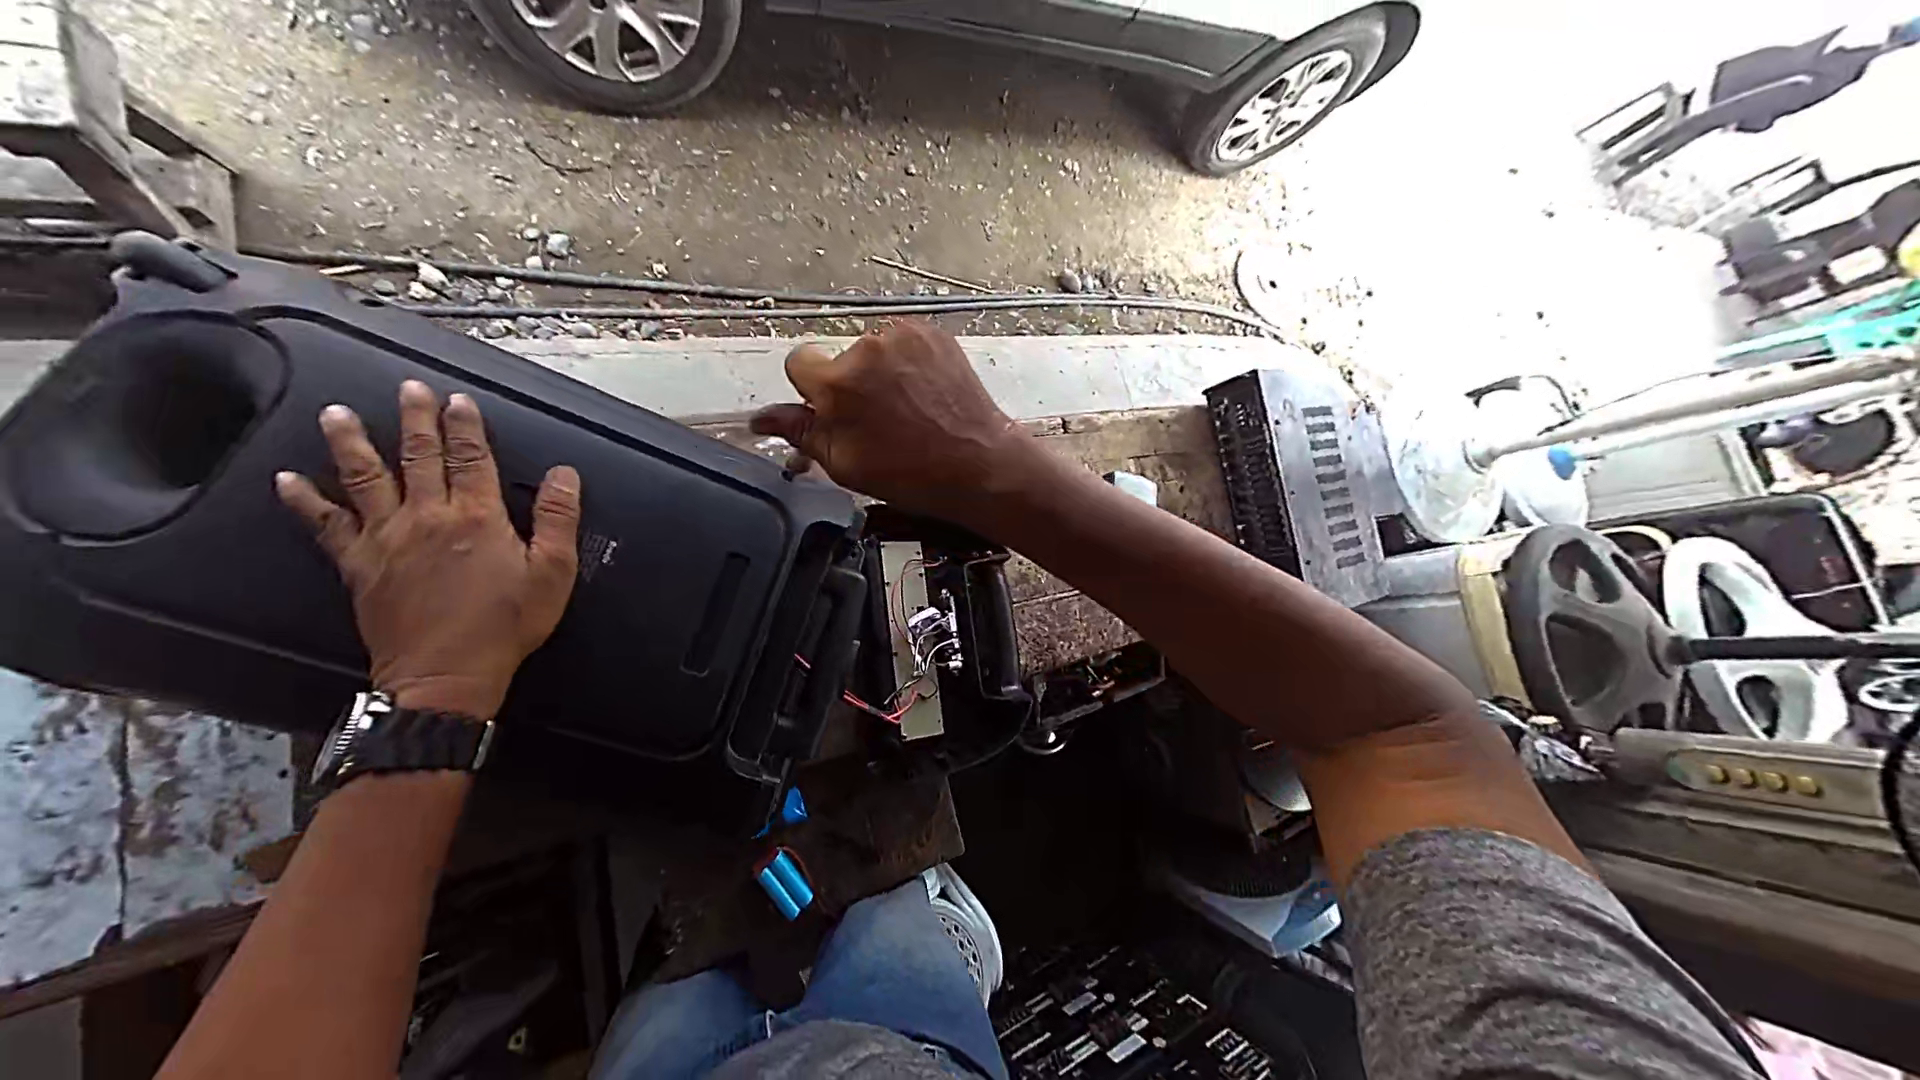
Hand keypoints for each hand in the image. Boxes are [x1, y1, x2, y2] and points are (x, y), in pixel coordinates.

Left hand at [275, 380, 581, 719]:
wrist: (447, 674)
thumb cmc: (507, 624)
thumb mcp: (553, 572)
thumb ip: (559, 519)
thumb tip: (565, 475)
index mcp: (478, 518)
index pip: (472, 459)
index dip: (466, 426)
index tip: (458, 400)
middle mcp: (428, 518)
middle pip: (419, 457)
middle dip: (415, 419)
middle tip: (408, 388)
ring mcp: (387, 539)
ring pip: (365, 479)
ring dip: (351, 443)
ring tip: (336, 413)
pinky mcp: (359, 565)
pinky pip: (325, 526)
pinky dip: (305, 501)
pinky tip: (289, 480)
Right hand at [749, 321, 1043, 519]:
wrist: (978, 464)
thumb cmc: (913, 474)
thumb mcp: (845, 464)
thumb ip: (801, 432)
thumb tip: (763, 418)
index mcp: (837, 383)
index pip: (799, 362)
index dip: (812, 389)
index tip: (832, 408)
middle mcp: (867, 349)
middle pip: (839, 358)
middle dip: (849, 383)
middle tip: (877, 419)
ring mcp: (903, 337)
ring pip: (872, 350)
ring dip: (880, 372)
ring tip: (906, 409)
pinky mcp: (932, 334)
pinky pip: (903, 343)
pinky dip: (907, 363)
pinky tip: (923, 394)